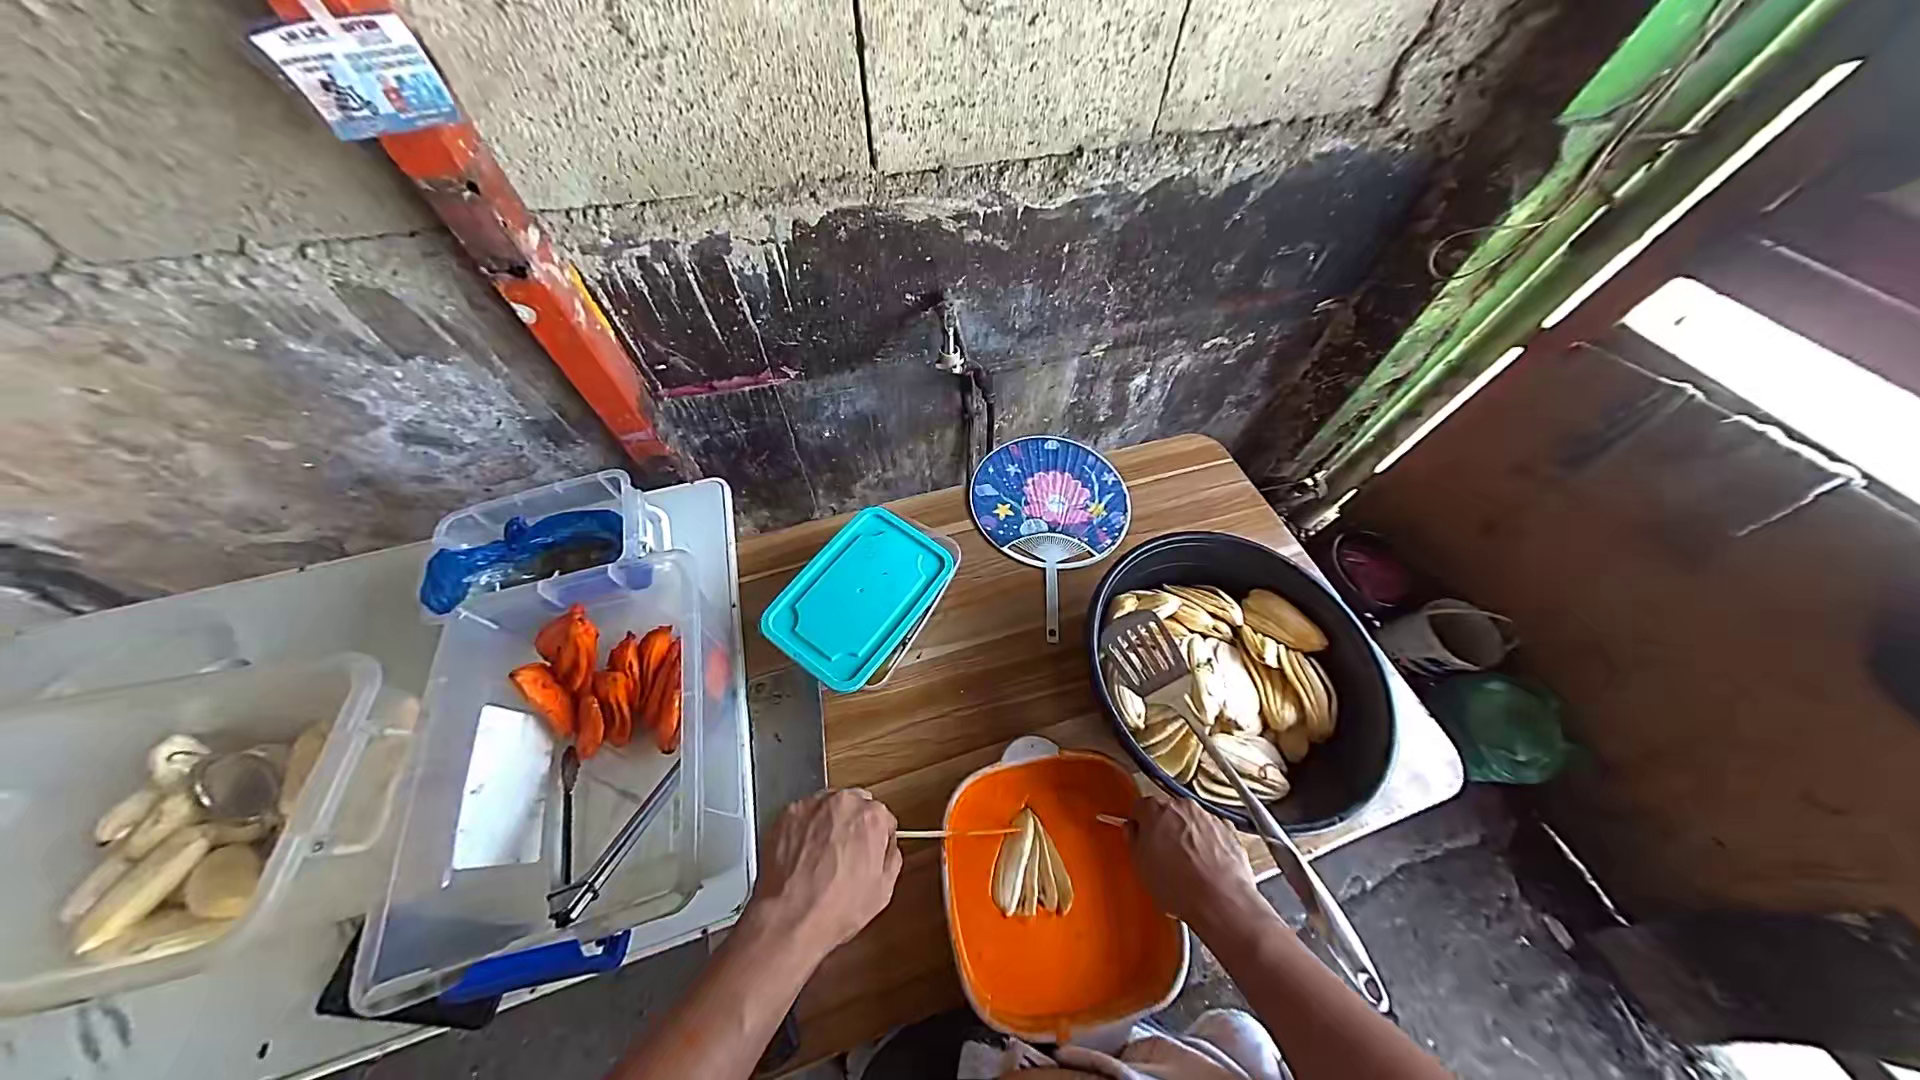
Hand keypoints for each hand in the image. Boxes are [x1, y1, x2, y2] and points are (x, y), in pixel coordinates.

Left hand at [747, 789, 902, 956]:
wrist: (789, 919)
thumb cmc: (833, 907)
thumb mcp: (883, 890)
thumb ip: (891, 857)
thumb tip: (887, 849)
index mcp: (872, 817)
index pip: (882, 816)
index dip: (878, 837)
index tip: (870, 849)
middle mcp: (843, 803)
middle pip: (855, 804)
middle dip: (852, 824)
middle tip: (844, 853)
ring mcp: (812, 806)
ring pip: (827, 807)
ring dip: (827, 824)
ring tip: (820, 857)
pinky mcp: (787, 814)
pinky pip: (802, 817)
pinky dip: (803, 830)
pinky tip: (802, 856)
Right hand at [1127, 792, 1263, 928]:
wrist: (1221, 901)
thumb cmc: (1181, 886)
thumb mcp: (1140, 866)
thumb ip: (1133, 840)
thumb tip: (1133, 833)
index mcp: (1154, 810)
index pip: (1140, 807)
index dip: (1139, 823)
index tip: (1140, 835)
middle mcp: (1181, 807)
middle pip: (1167, 812)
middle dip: (1164, 828)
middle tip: (1163, 855)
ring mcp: (1207, 817)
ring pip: (1191, 821)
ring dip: (1188, 836)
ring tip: (1188, 866)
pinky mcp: (1228, 830)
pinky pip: (1212, 831)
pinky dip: (1209, 843)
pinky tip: (1206, 866)